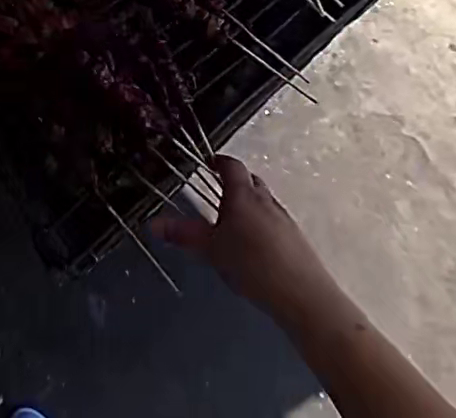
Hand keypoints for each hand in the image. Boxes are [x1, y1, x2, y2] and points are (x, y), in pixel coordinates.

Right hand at [151, 155, 343, 325]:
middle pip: (250, 179)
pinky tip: (255, 243)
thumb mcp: (211, 249)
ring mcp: (283, 217)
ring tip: (234, 219)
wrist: (301, 293)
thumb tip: (154, 223)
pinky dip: (262, 220)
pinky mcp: (295, 236)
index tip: (210, 163)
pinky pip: (274, 218)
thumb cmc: (251, 263)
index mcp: (242, 194)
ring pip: (263, 199)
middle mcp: (265, 199)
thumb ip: (183, 234)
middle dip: (235, 180)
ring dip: (249, 201)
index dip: (220, 161)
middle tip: (219, 190)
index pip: (231, 165)